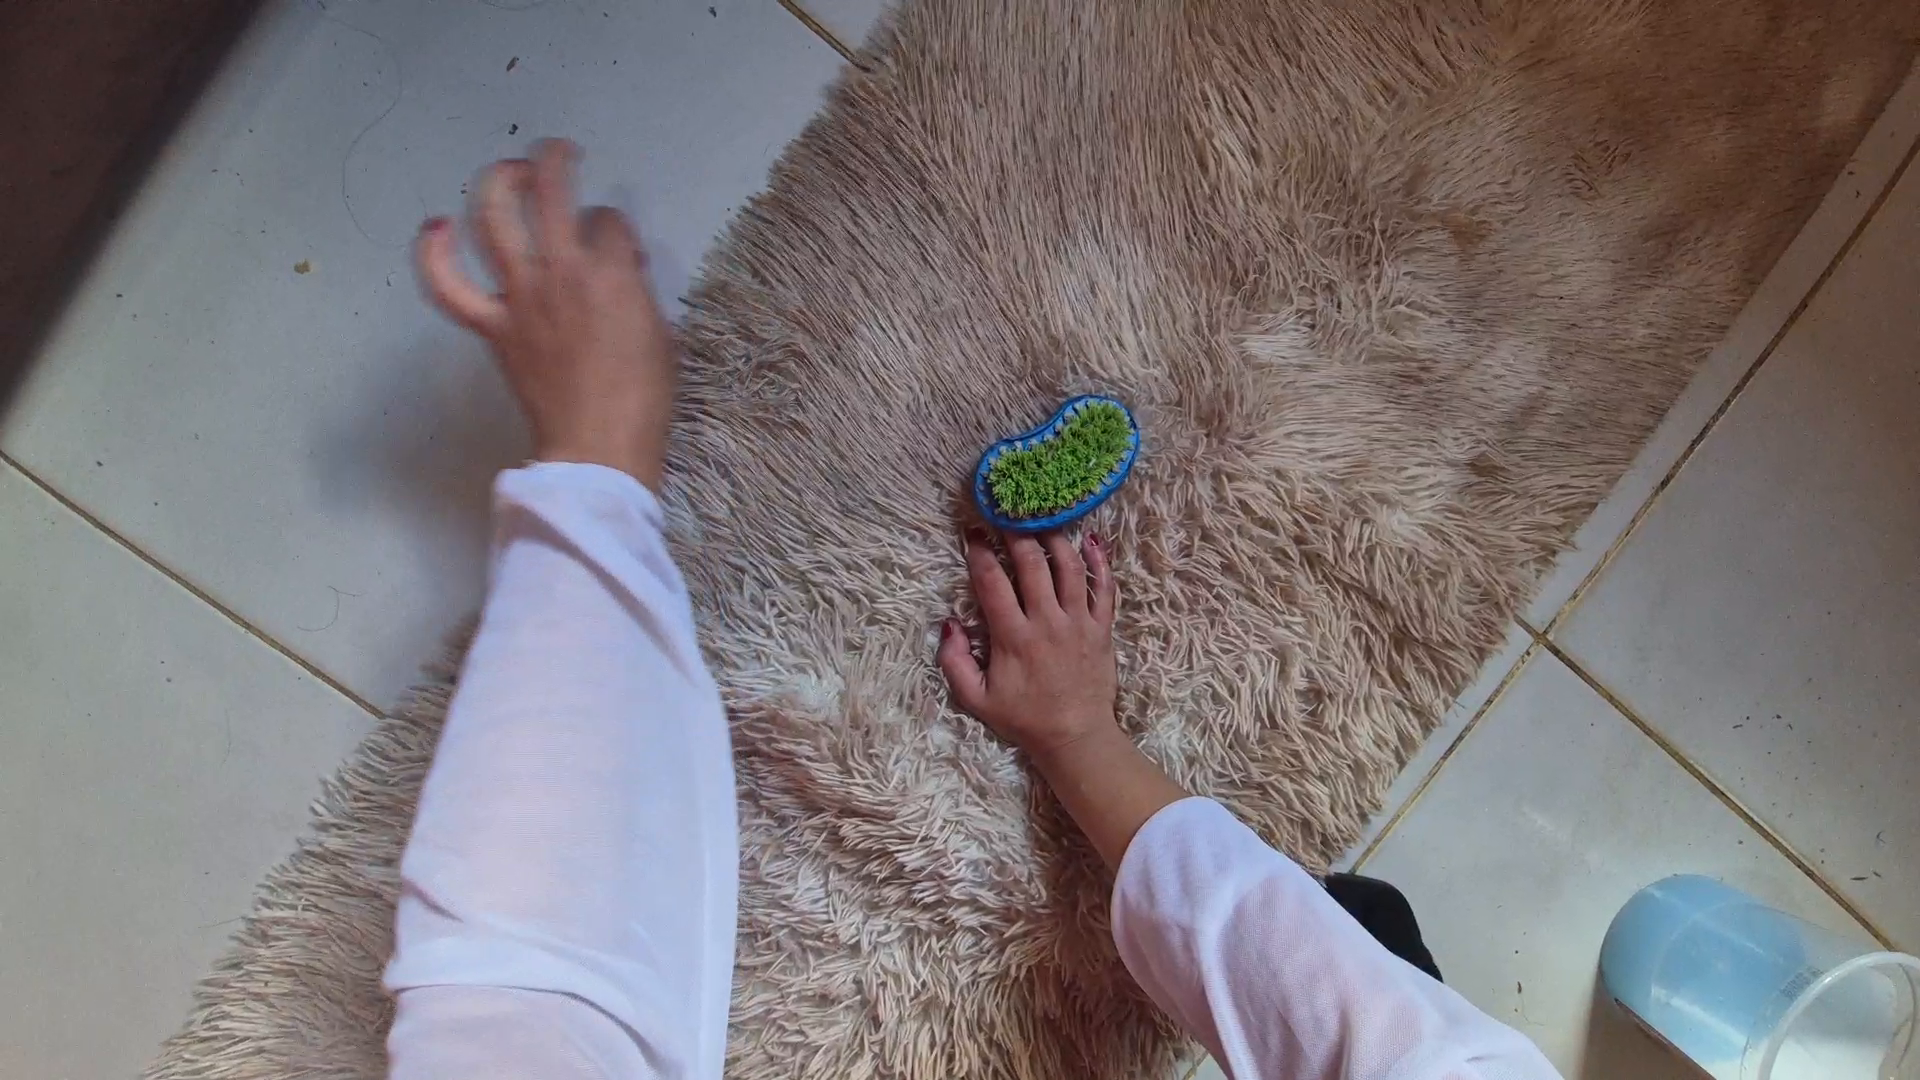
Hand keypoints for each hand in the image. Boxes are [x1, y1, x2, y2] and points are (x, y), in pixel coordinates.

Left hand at [415, 138, 675, 491]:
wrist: (601, 447)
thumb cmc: (646, 399)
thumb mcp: (662, 337)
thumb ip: (637, 295)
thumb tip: (620, 276)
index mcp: (614, 276)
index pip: (611, 222)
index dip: (620, 228)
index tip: (627, 251)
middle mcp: (562, 271)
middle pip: (550, 191)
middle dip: (556, 161)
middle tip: (562, 156)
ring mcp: (520, 295)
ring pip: (493, 215)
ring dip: (498, 181)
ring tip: (510, 173)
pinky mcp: (492, 325)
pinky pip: (447, 282)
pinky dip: (434, 251)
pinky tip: (437, 227)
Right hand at [938, 529, 1186, 868]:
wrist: (1075, 737)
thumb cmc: (1023, 717)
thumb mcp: (976, 699)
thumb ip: (954, 662)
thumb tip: (949, 623)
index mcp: (1014, 637)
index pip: (993, 582)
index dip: (980, 553)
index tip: (972, 533)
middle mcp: (1047, 623)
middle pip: (1032, 564)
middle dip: (1016, 534)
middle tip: (1007, 514)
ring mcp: (1079, 623)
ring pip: (1070, 568)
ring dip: (1055, 539)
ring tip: (1043, 519)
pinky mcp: (1102, 628)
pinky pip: (1105, 588)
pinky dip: (1099, 561)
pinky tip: (1091, 540)